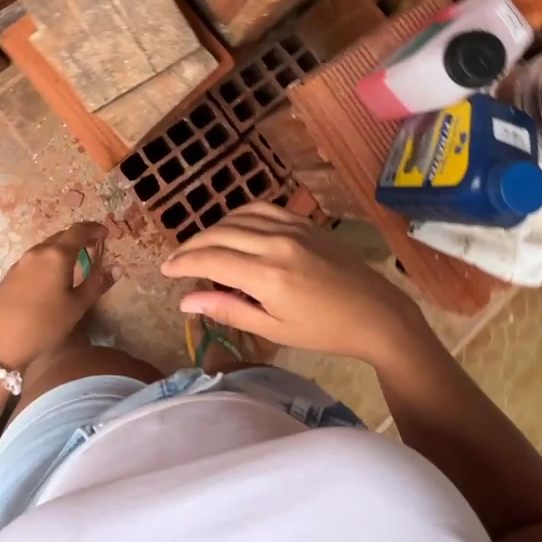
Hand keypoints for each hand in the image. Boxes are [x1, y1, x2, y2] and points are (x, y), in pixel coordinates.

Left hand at [0, 221, 116, 370]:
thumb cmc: (43, 324)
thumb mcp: (76, 306)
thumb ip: (97, 284)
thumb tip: (117, 268)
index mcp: (57, 255)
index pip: (79, 231)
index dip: (94, 229)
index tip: (106, 233)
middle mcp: (37, 252)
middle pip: (62, 236)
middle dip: (79, 238)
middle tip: (94, 247)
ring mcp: (21, 263)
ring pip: (47, 247)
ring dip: (63, 249)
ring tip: (75, 263)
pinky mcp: (10, 275)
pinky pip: (35, 259)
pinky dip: (49, 260)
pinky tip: (52, 278)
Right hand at [159, 203, 430, 365]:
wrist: (376, 313)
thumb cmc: (325, 332)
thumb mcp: (274, 329)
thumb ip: (229, 309)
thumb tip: (186, 300)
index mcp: (267, 275)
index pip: (211, 260)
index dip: (183, 263)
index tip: (165, 271)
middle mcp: (276, 243)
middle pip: (219, 234)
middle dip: (191, 246)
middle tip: (176, 261)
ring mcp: (292, 227)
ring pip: (238, 217)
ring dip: (213, 229)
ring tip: (200, 247)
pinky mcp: (304, 222)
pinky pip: (262, 209)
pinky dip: (239, 216)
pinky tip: (231, 227)